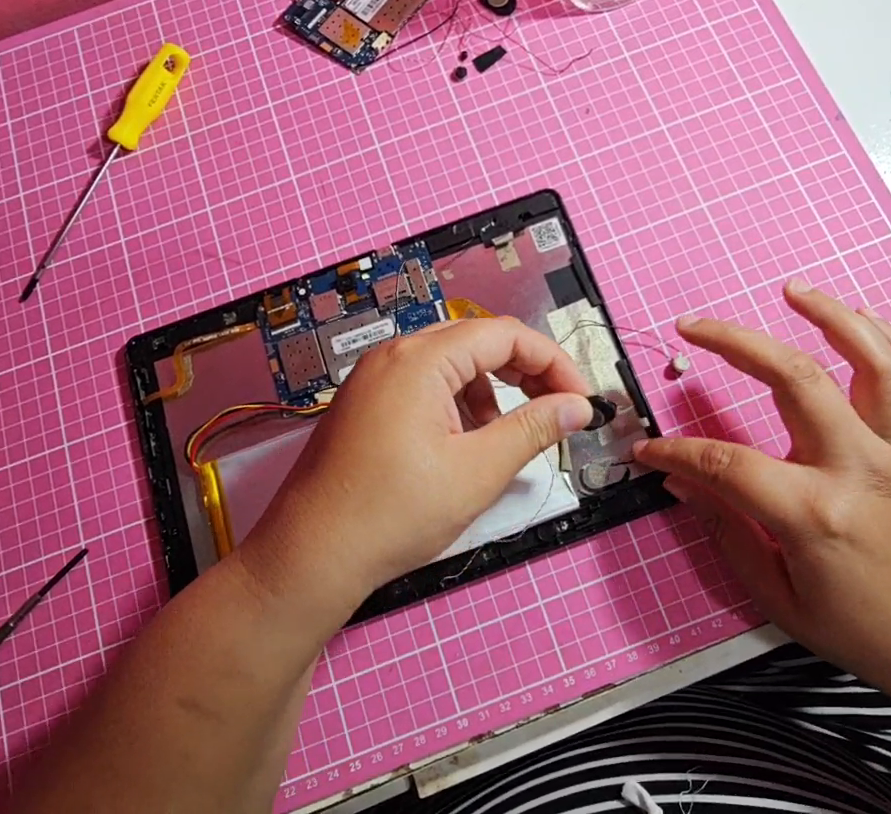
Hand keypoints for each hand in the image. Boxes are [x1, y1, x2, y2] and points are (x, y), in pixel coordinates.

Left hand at [237, 317, 593, 613]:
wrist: (311, 555)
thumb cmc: (391, 514)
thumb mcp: (477, 472)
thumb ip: (533, 430)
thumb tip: (575, 406)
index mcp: (420, 360)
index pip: (503, 334)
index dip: (551, 361)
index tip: (580, 398)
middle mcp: (393, 356)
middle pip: (476, 341)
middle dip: (523, 371)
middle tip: (556, 407)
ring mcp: (374, 378)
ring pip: (451, 363)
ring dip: (490, 389)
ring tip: (505, 434)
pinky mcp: (365, 402)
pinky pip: (424, 384)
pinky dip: (456, 402)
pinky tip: (464, 441)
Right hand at [634, 280, 890, 711]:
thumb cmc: (868, 634)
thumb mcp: (780, 596)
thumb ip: (729, 529)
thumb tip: (682, 482)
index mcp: (817, 513)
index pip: (727, 462)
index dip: (678, 453)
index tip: (648, 449)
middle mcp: (860, 467)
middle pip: (796, 377)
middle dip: (736, 342)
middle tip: (694, 325)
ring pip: (873, 362)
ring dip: (834, 316)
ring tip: (794, 290)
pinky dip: (890, 341)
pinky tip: (862, 320)